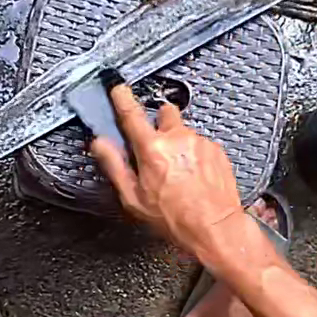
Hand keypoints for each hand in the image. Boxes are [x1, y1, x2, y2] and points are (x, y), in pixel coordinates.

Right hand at [90, 85, 246, 259]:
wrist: (215, 227)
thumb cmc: (176, 218)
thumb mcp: (134, 198)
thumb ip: (114, 165)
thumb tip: (100, 144)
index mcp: (152, 149)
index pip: (132, 113)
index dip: (122, 97)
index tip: (118, 88)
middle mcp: (177, 138)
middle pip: (163, 114)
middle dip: (159, 125)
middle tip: (156, 149)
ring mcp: (199, 142)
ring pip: (183, 130)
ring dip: (178, 143)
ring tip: (179, 172)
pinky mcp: (216, 149)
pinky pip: (200, 143)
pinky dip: (194, 155)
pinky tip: (193, 175)